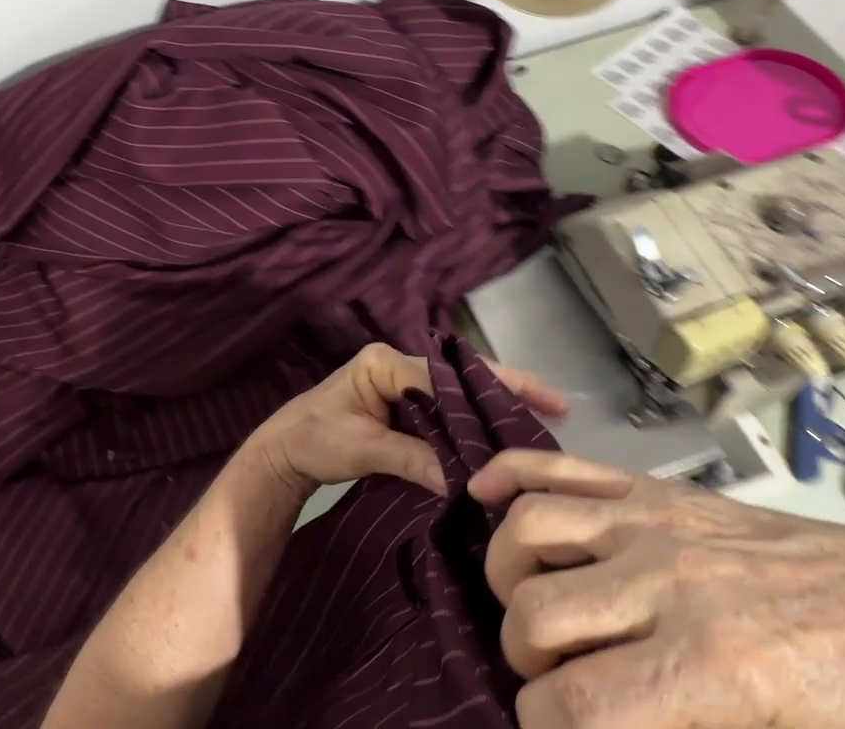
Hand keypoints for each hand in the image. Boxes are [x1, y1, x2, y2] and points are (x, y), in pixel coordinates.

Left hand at [248, 343, 567, 499]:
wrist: (285, 452)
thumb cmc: (315, 440)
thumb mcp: (362, 449)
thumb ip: (412, 459)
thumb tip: (467, 480)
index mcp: (384, 363)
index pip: (446, 376)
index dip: (490, 391)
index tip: (534, 407)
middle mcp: (397, 365)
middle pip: (460, 376)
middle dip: (507, 390)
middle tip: (558, 410)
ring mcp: (402, 383)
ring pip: (457, 392)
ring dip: (495, 406)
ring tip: (544, 422)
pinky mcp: (404, 404)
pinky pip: (446, 409)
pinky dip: (473, 421)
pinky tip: (503, 436)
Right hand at [469, 449, 844, 728]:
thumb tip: (592, 720)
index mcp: (711, 667)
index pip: (569, 703)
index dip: (542, 725)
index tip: (556, 727)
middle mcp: (668, 582)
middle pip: (533, 616)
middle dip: (526, 661)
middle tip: (557, 680)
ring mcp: (655, 523)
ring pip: (527, 532)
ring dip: (509, 579)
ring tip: (533, 606)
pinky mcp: (656, 491)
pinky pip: (558, 467)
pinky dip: (507, 477)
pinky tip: (483, 496)